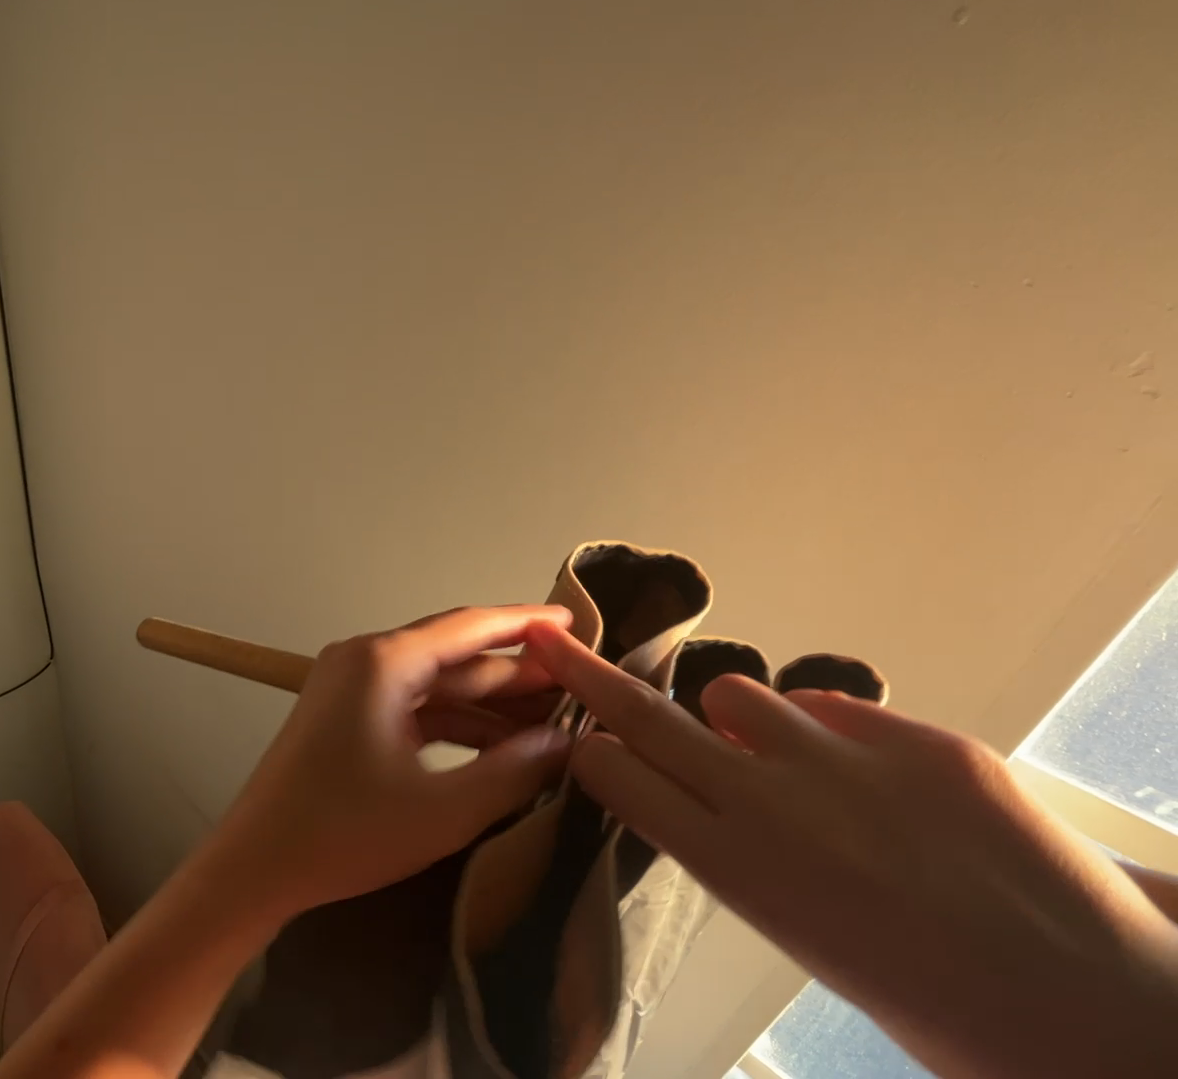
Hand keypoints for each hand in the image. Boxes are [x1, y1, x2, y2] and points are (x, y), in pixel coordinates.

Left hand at [207, 605, 573, 921]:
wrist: (257, 863)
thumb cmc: (346, 832)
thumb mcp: (444, 810)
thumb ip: (513, 772)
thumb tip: (565, 742)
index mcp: (382, 662)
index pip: (469, 627)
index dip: (525, 623)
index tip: (576, 621)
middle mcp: (364, 660)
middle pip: (453, 655)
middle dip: (515, 672)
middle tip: (581, 685)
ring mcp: (350, 687)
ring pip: (434, 684)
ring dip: (487, 704)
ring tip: (553, 721)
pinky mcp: (345, 715)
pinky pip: (412, 707)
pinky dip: (454, 724)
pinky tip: (499, 745)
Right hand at [527, 621, 1177, 1078]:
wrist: (1106, 1019)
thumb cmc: (928, 999)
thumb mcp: (792, 929)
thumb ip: (732, 845)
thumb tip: (709, 777)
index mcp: (732, 864)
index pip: (614, 773)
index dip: (593, 754)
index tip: (584, 744)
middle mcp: (769, 800)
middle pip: (646, 714)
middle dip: (587, 674)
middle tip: (552, 638)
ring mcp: (845, 759)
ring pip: (734, 694)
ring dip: (732, 718)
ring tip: (778, 760)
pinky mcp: (919, 738)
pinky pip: (830, 706)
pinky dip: (825, 730)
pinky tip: (870, 779)